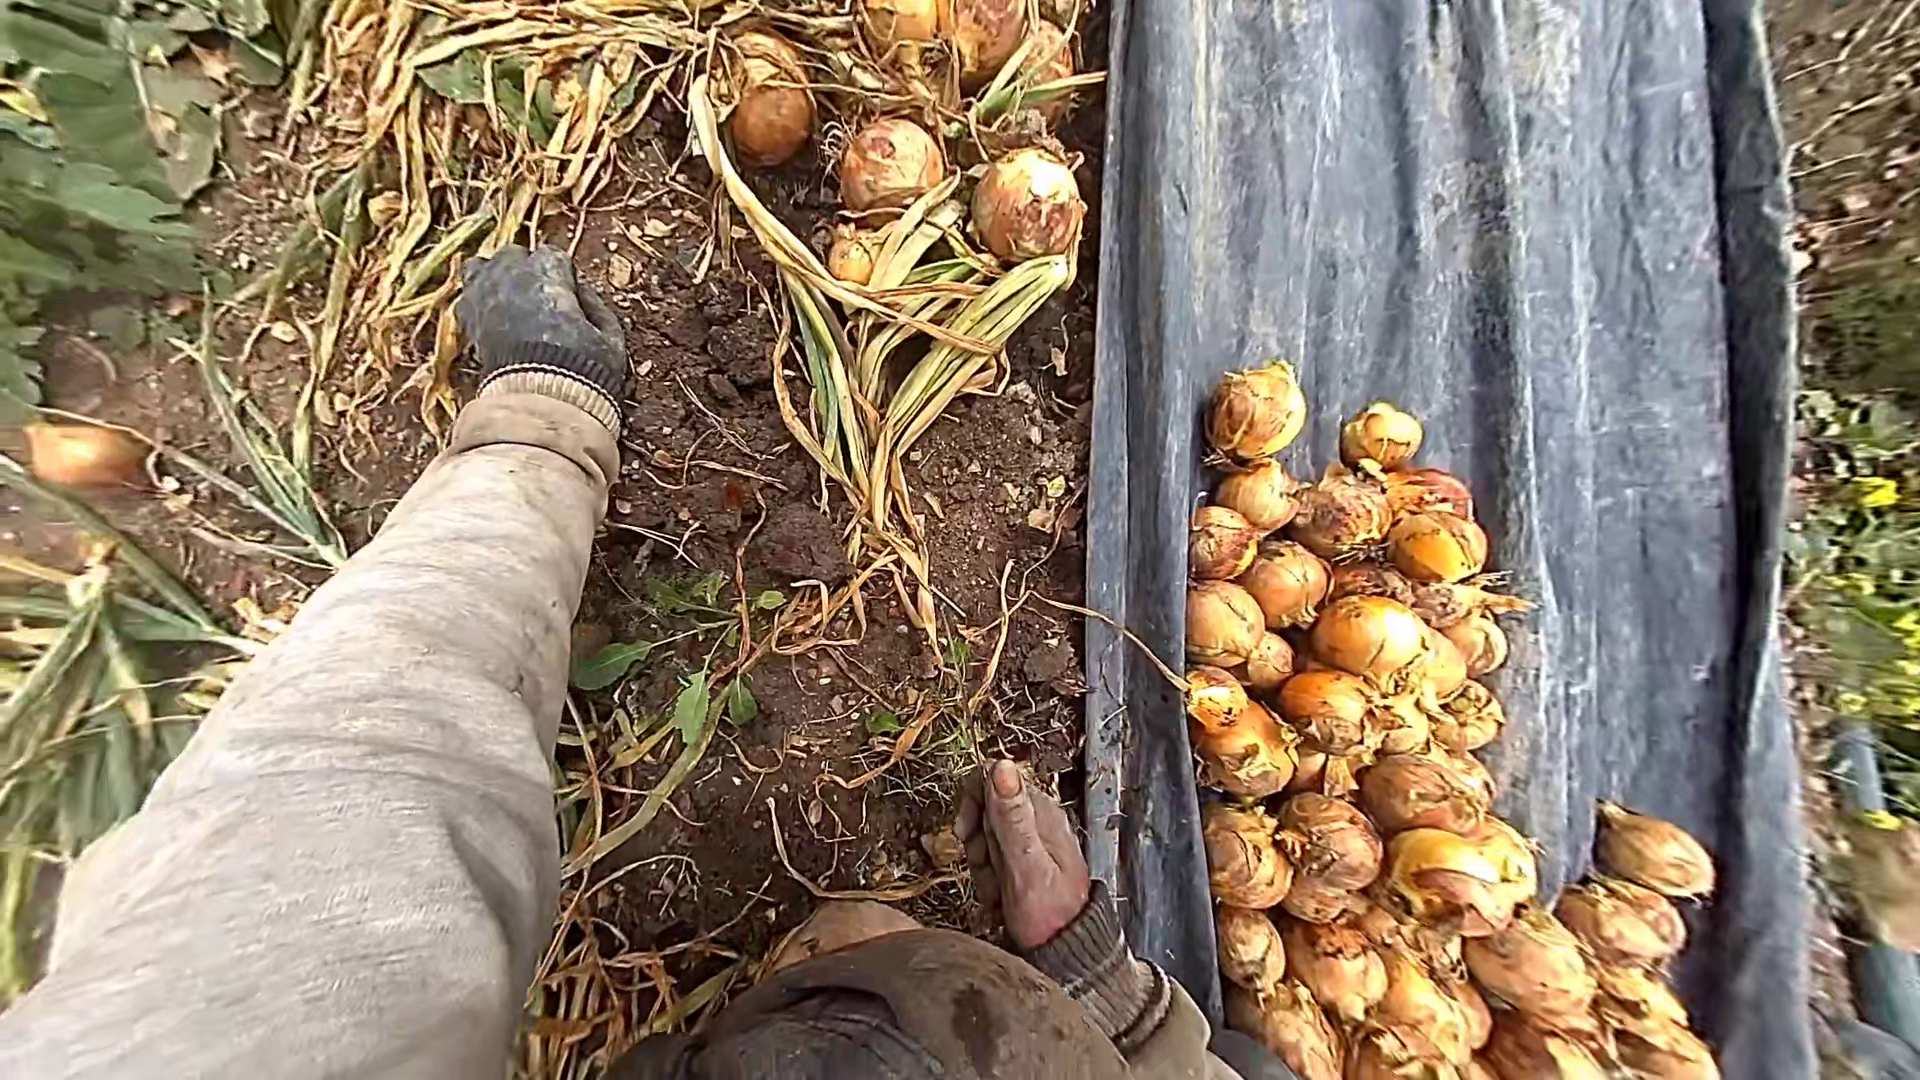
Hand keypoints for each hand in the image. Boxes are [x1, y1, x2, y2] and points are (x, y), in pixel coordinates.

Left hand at [456, 245, 626, 408]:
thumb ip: (598, 308)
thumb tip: (583, 292)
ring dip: (500, 278)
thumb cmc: (584, 369)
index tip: (574, 296)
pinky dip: (483, 300)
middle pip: (515, 255)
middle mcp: (510, 276)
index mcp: (547, 276)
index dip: (567, 275)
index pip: (553, 255)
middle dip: (531, 271)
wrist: (546, 399)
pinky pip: (469, 294)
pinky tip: (499, 317)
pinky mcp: (468, 318)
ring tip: (517, 301)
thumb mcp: (611, 339)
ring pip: (483, 266)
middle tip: (548, 299)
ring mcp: (484, 295)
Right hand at [955, 759, 1090, 949]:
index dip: (972, 799)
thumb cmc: (1051, 916)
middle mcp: (1035, 819)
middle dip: (977, 839)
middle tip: (986, 869)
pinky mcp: (1023, 861)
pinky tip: (997, 898)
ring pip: (985, 835)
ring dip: (981, 864)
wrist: (1069, 960)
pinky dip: (988, 878)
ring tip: (995, 891)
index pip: (993, 775)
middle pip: (985, 807)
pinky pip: (992, 858)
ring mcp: (1029, 840)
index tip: (966, 832)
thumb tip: (1001, 765)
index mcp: (1039, 810)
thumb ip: (1011, 817)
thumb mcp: (1025, 866)